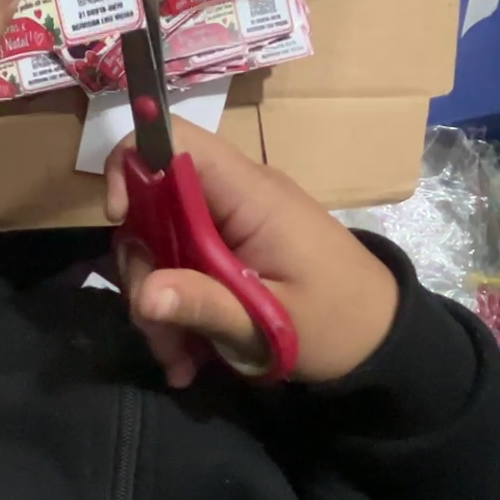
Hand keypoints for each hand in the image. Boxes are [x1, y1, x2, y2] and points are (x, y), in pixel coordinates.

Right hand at [106, 122, 399, 385]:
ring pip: (159, 246)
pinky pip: (180, 267)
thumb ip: (204, 306)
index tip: (119, 219)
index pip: (176, 141)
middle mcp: (231, 199)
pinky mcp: (225, 251)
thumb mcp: (268, 323)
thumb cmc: (337, 323)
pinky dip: (176, 311)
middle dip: (143, 271)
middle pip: (153, 207)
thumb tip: (142, 295)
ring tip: (179, 359)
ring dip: (158, 304)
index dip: (132, 164)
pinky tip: (188, 358)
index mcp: (248, 195)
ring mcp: (226, 225)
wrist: (381, 339)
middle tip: (158, 330)